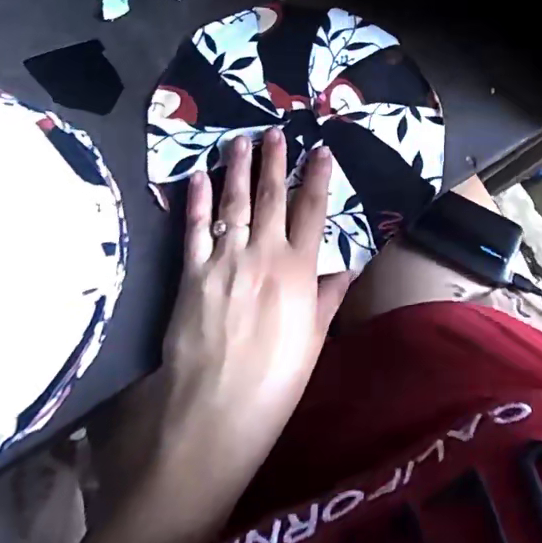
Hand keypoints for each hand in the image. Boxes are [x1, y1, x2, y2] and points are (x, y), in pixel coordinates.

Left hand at [66, 131, 349, 542]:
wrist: (215, 411)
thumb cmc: (276, 380)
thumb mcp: (314, 338)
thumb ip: (329, 296)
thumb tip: (350, 266)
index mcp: (299, 271)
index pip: (312, 212)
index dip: (317, 178)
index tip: (320, 150)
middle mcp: (264, 255)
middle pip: (272, 198)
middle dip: (274, 161)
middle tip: (276, 132)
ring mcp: (225, 261)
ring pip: (234, 204)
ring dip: (237, 169)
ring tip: (240, 139)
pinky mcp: (191, 274)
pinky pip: (194, 229)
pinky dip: (195, 200)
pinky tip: (197, 176)